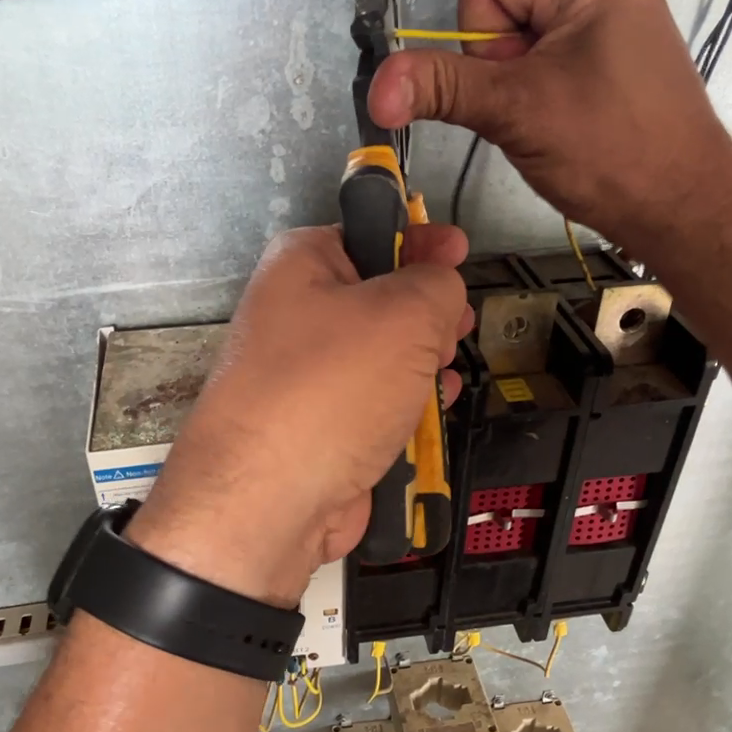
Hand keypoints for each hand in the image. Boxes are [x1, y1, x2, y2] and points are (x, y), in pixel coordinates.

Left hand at [124, 225, 472, 605]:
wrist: (271, 501)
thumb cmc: (330, 390)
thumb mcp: (404, 314)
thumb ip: (437, 283)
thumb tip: (441, 285)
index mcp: (301, 264)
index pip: (369, 230)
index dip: (420, 238)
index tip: (460, 249)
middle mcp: (296, 316)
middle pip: (380, 298)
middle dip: (426, 311)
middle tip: (454, 324)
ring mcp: (307, 378)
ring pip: (382, 357)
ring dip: (420, 364)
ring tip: (444, 371)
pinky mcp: (321, 429)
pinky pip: (373, 405)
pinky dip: (404, 408)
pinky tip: (429, 411)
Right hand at [367, 0, 731, 263]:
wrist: (684, 208)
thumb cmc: (609, 152)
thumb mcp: (516, 114)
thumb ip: (442, 89)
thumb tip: (376, 87)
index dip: (481, 41)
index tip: (515, 87)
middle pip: (500, 8)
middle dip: (500, 67)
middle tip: (535, 109)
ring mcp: (611, 20)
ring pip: (519, 42)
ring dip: (517, 87)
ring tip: (552, 121)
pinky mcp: (612, 57)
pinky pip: (547, 62)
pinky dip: (539, 95)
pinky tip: (563, 124)